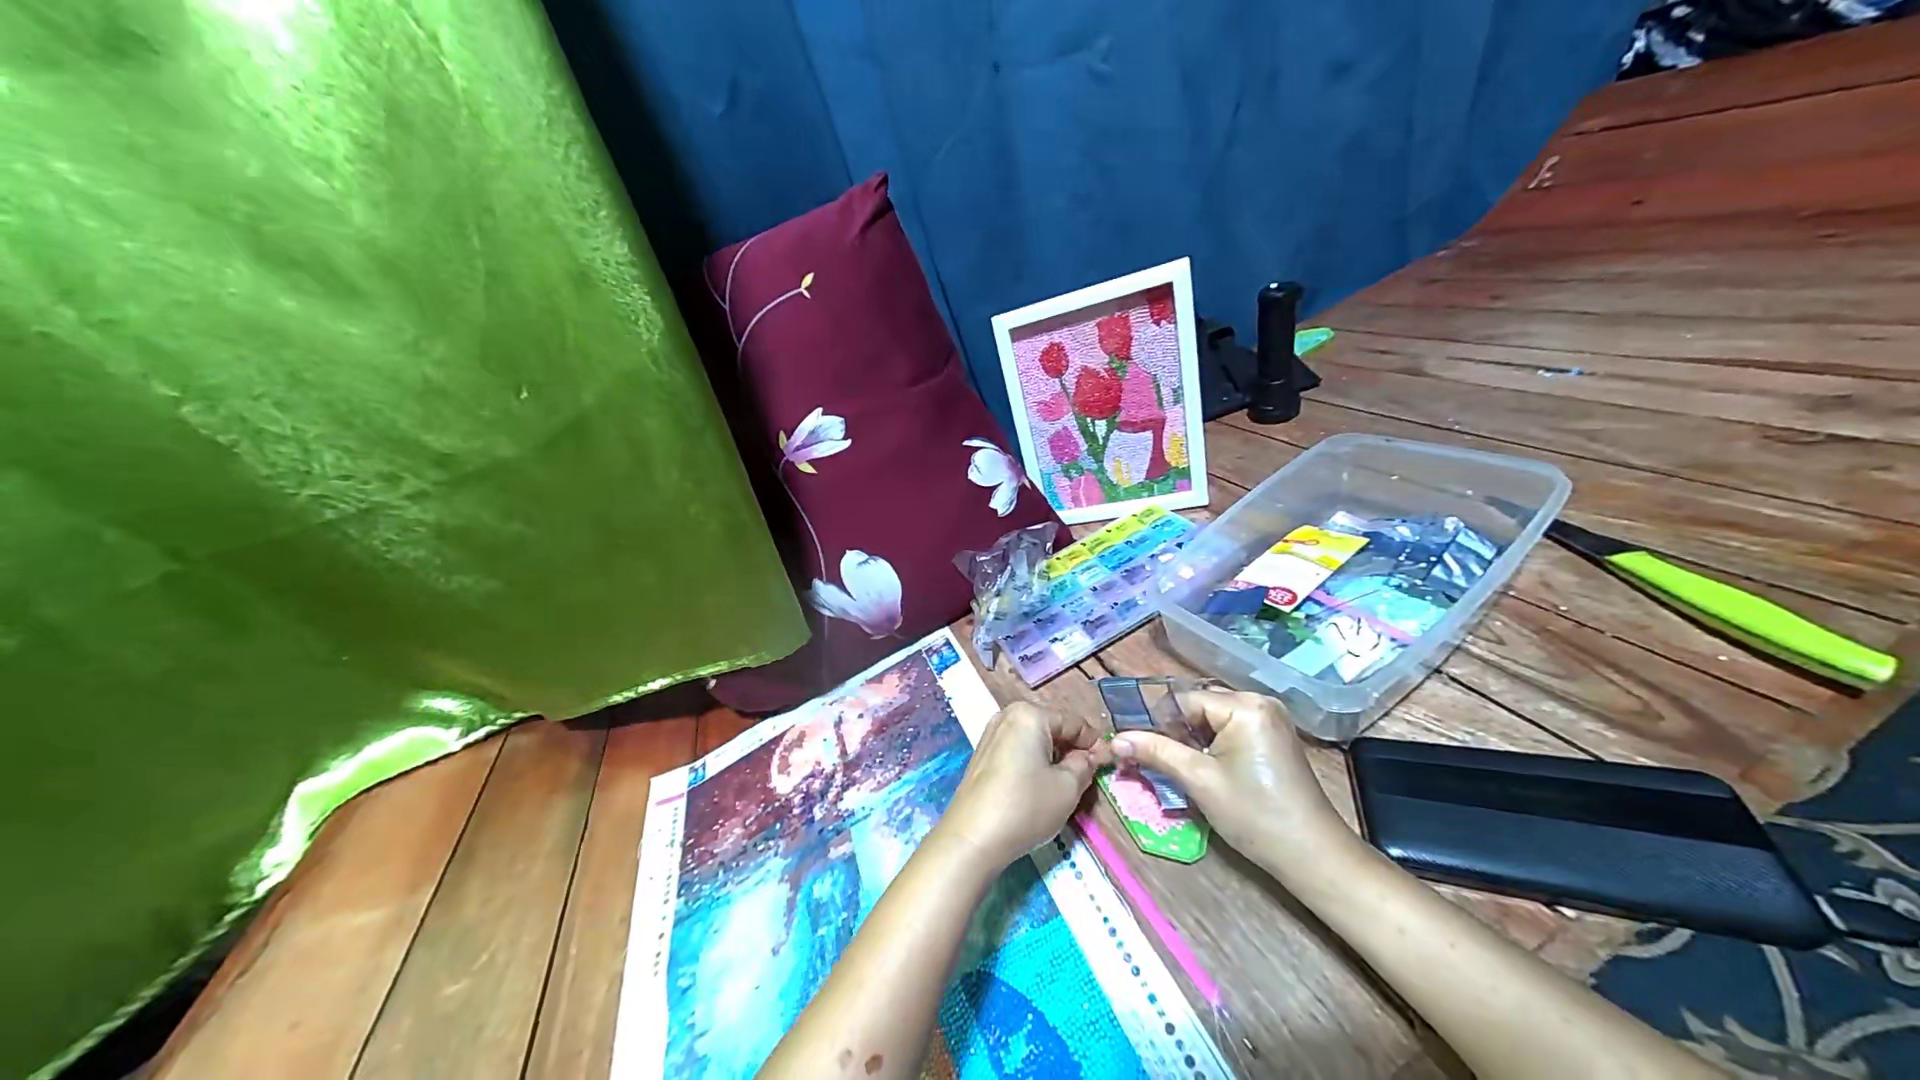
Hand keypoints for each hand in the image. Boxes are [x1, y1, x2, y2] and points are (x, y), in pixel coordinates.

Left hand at [934, 702, 1110, 868]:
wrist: (972, 838)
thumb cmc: (1025, 807)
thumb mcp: (1067, 788)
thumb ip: (1084, 765)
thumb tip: (1089, 756)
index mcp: (1030, 714)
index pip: (1074, 722)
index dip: (1093, 744)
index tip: (1106, 766)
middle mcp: (1007, 716)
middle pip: (1052, 728)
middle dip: (1071, 750)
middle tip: (1086, 779)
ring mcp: (991, 735)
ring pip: (1034, 741)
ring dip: (1052, 758)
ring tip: (1062, 787)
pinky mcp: (982, 755)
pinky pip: (1017, 751)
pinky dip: (1033, 764)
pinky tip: (1037, 789)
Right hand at [1109, 689, 1343, 867]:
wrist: (1313, 856)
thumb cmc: (1254, 814)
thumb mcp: (1198, 780)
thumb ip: (1156, 752)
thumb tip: (1115, 739)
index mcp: (1244, 705)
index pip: (1183, 701)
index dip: (1157, 724)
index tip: (1135, 748)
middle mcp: (1259, 702)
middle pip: (1198, 707)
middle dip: (1173, 732)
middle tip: (1151, 760)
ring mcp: (1270, 720)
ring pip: (1212, 720)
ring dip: (1190, 741)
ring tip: (1174, 767)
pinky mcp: (1273, 738)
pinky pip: (1230, 730)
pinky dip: (1211, 746)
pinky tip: (1202, 770)